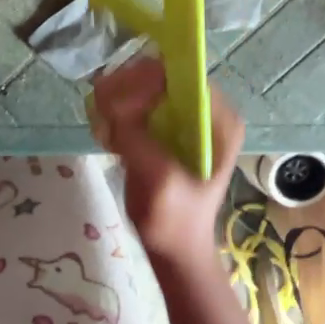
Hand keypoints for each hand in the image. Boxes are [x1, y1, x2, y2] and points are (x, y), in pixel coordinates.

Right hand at [91, 57, 244, 261]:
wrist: (173, 251)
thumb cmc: (175, 219)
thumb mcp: (158, 179)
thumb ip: (136, 136)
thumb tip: (107, 98)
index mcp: (219, 117)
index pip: (181, 73)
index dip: (148, 78)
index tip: (121, 102)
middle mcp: (202, 108)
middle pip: (157, 73)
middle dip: (126, 89)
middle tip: (105, 112)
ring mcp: (180, 115)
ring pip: (140, 83)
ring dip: (116, 100)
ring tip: (107, 129)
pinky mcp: (160, 124)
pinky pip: (132, 100)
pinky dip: (114, 111)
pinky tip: (108, 136)